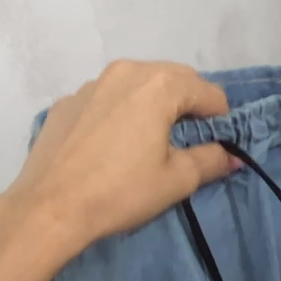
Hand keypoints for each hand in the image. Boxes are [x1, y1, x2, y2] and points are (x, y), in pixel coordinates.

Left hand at [5, 61, 238, 252]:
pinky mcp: (65, 103)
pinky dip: (118, 111)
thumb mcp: (176, 180)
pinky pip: (104, 98)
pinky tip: (111, 143)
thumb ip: (210, 160)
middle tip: (190, 136)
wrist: (49, 208)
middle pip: (172, 78)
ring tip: (151, 136)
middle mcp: (125, 72)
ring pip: (135, 83)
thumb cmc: (120, 192)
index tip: (219, 140)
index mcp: (158, 85)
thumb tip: (232, 155)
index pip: (206, 91)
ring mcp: (90, 85)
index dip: (220, 116)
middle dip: (188, 102)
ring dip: (152, 102)